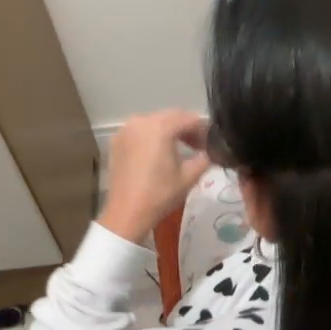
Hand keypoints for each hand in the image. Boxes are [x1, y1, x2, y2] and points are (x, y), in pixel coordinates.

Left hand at [98, 110, 211, 243]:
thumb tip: (212, 151)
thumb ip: (205, 158)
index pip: (189, 119)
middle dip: (187, 129)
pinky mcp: (117, 141)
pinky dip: (153, 137)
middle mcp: (141, 121)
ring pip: (155, 123)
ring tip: (181, 149)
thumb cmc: (160, 194)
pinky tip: (160, 153)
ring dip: (170, 132)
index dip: (204, 129)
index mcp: (160, 127)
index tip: (213, 143)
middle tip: (200, 146)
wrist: (127, 212)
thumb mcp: (189, 176)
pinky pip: (141, 131)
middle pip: (171, 117)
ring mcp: (126, 129)